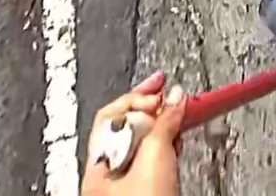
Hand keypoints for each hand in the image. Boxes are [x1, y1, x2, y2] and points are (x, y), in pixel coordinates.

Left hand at [83, 70, 185, 195]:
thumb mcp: (156, 151)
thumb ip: (164, 119)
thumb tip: (176, 94)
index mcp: (98, 161)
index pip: (112, 113)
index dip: (138, 98)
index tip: (161, 89)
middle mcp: (106, 174)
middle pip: (127, 128)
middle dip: (151, 110)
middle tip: (170, 96)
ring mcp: (124, 187)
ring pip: (141, 146)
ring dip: (161, 129)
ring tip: (177, 118)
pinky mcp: (145, 194)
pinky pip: (151, 164)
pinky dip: (165, 150)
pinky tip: (176, 144)